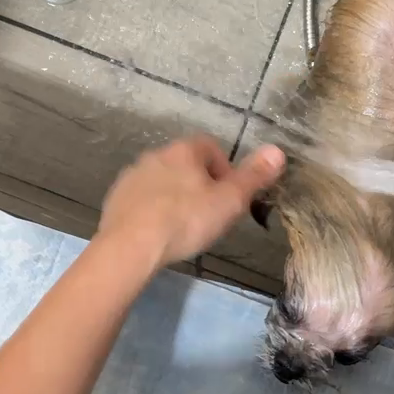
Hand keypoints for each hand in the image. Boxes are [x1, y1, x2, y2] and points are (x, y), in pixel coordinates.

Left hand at [94, 137, 284, 268]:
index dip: (224, 170)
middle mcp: (157, 154)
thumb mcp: (229, 201)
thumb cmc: (186, 220)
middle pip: (186, 164)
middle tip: (208, 215)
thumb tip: (277, 150)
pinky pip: (142, 198)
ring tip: (182, 227)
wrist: (130, 246)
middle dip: (199, 184)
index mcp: (185, 150)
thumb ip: (254, 176)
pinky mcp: (115, 197)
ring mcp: (133, 175)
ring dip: (174, 196)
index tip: (228, 197)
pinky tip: (157, 233)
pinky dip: (152, 210)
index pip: (211, 147)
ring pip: (163, 180)